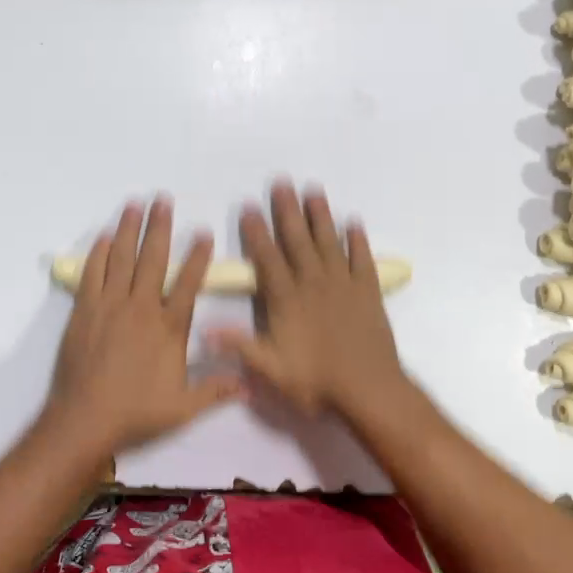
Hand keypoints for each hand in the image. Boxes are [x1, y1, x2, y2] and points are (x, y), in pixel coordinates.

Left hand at [44, 197, 241, 453]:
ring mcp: (109, 306)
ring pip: (122, 259)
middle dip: (160, 227)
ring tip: (135, 204)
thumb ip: (214, 391)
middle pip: (153, 259)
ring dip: (129, 229)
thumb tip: (248, 385)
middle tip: (163, 199)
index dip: (197, 257)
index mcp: (169, 328)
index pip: (188, 283)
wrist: (84, 418)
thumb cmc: (135, 414)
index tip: (203, 233)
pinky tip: (106, 237)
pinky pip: (93, 273)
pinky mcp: (83, 311)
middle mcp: (141, 308)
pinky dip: (99, 253)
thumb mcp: (183, 409)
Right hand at [210, 180, 405, 415]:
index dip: (256, 232)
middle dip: (287, 210)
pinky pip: (362, 260)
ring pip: (329, 242)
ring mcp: (343, 285)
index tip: (248, 207)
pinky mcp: (369, 293)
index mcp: (286, 300)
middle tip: (282, 182)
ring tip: (313, 190)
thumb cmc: (316, 382)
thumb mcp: (270, 370)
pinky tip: (353, 223)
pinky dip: (358, 241)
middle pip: (298, 240)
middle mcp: (313, 283)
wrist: (369, 390)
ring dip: (320, 216)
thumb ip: (240, 345)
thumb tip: (204, 329)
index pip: (267, 258)